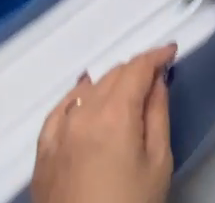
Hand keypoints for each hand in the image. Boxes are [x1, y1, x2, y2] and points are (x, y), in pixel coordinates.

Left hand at [32, 45, 177, 202]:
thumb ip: (158, 114)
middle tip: (156, 77)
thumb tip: (157, 81)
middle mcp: (82, 115)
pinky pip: (59, 111)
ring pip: (87, 89)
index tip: (171, 52)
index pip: (137, 69)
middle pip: (113, 75)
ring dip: (110, 82)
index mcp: (114, 115)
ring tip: (128, 88)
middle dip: (136, 69)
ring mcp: (58, 134)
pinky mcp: (43, 153)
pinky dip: (75, 98)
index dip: (156, 56)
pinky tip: (83, 96)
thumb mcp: (158, 162)